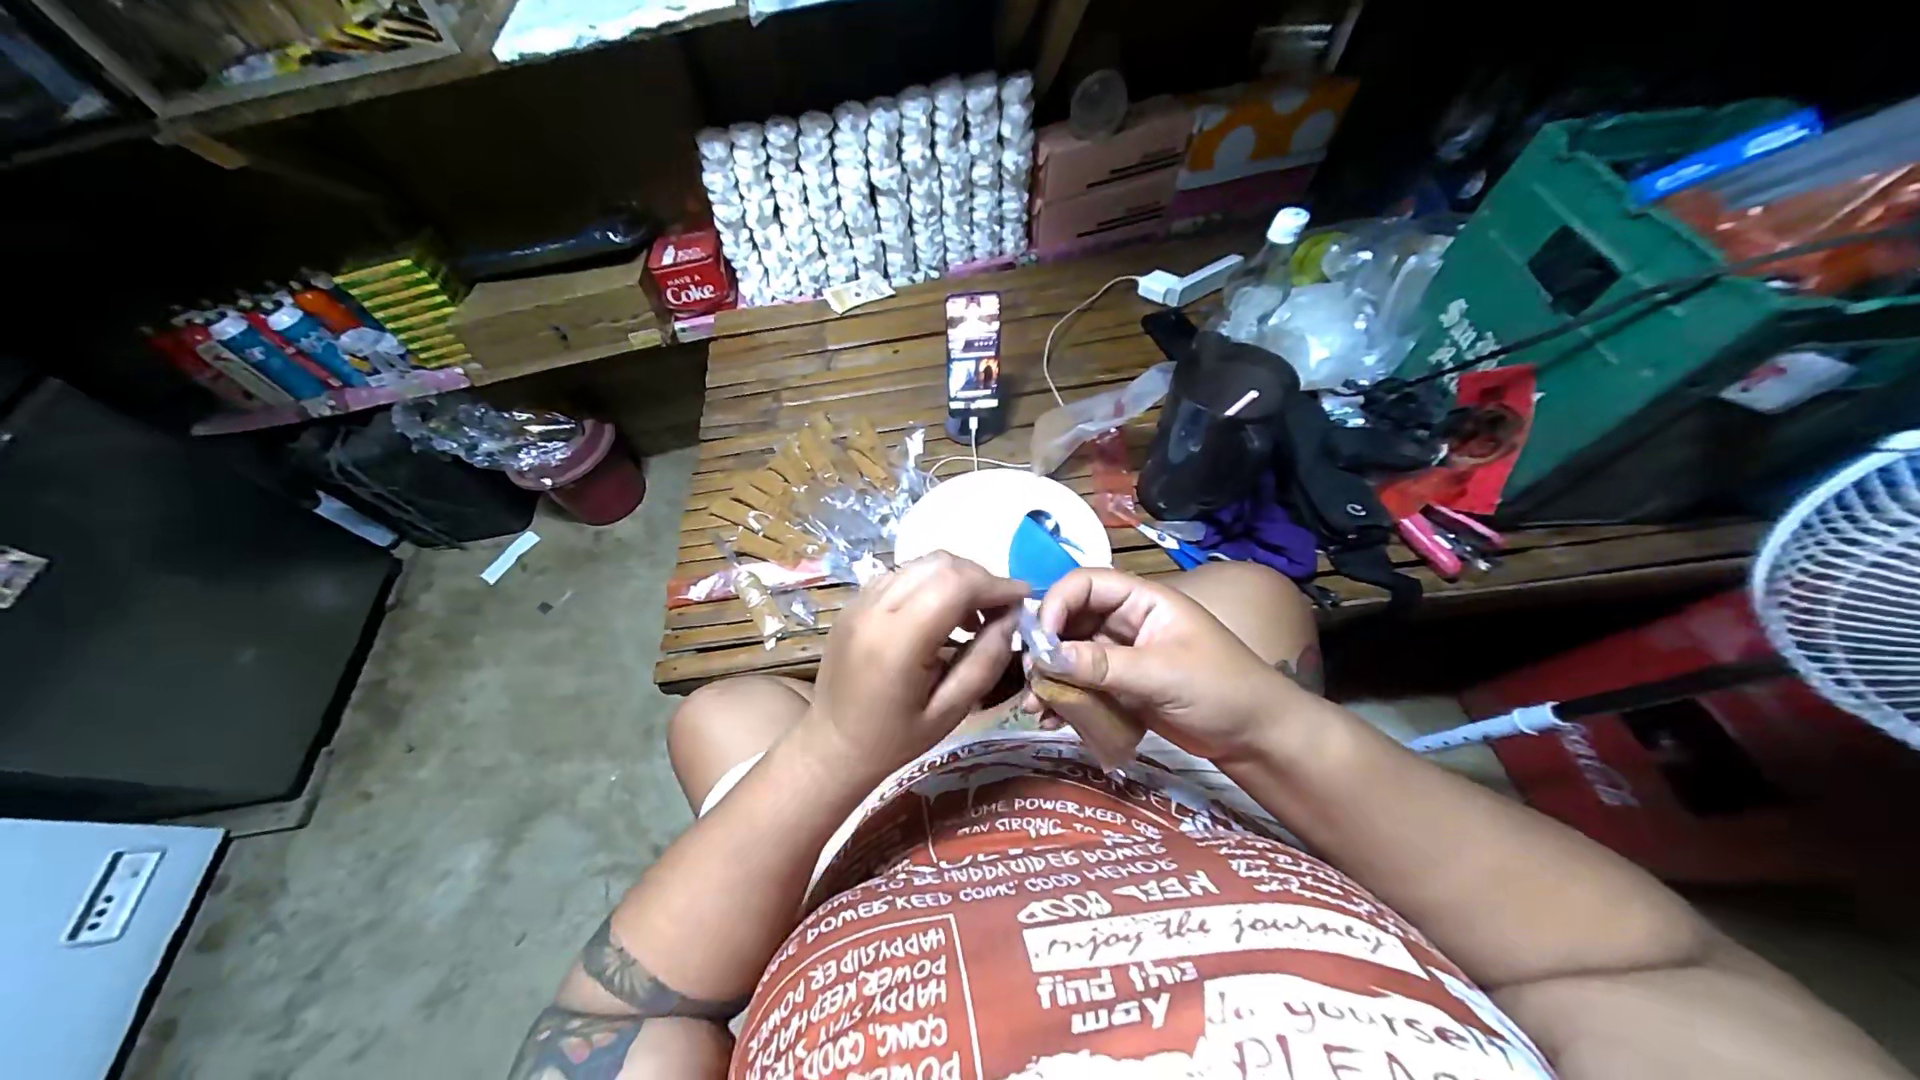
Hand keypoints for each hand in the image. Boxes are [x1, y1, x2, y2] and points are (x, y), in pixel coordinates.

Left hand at [802, 552, 1028, 779]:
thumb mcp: (951, 711)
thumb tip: (1011, 619)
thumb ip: (985, 662)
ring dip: (956, 579)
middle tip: (1000, 610)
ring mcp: (860, 601)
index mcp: (896, 642)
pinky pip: (902, 574)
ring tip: (973, 616)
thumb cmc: (894, 739)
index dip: (996, 585)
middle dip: (980, 579)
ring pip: (921, 564)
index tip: (1023, 599)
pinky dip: (932, 583)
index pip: (955, 585)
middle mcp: (874, 610)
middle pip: (940, 565)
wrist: (831, 745)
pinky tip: (942, 614)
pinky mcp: (855, 602)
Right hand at [1026, 567, 1301, 762]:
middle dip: (1046, 647)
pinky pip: (1082, 684)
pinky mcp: (1120, 686)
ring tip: (1036, 707)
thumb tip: (1047, 656)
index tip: (1040, 639)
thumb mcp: (1162, 674)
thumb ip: (1103, 665)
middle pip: (1072, 619)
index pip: (1087, 584)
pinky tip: (1052, 720)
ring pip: (1071, 655)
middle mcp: (1127, 621)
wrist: (1257, 738)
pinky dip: (1065, 698)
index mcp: (1143, 600)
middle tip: (1030, 678)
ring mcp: (1122, 655)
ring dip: (1050, 677)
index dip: (1058, 603)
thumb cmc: (1221, 690)